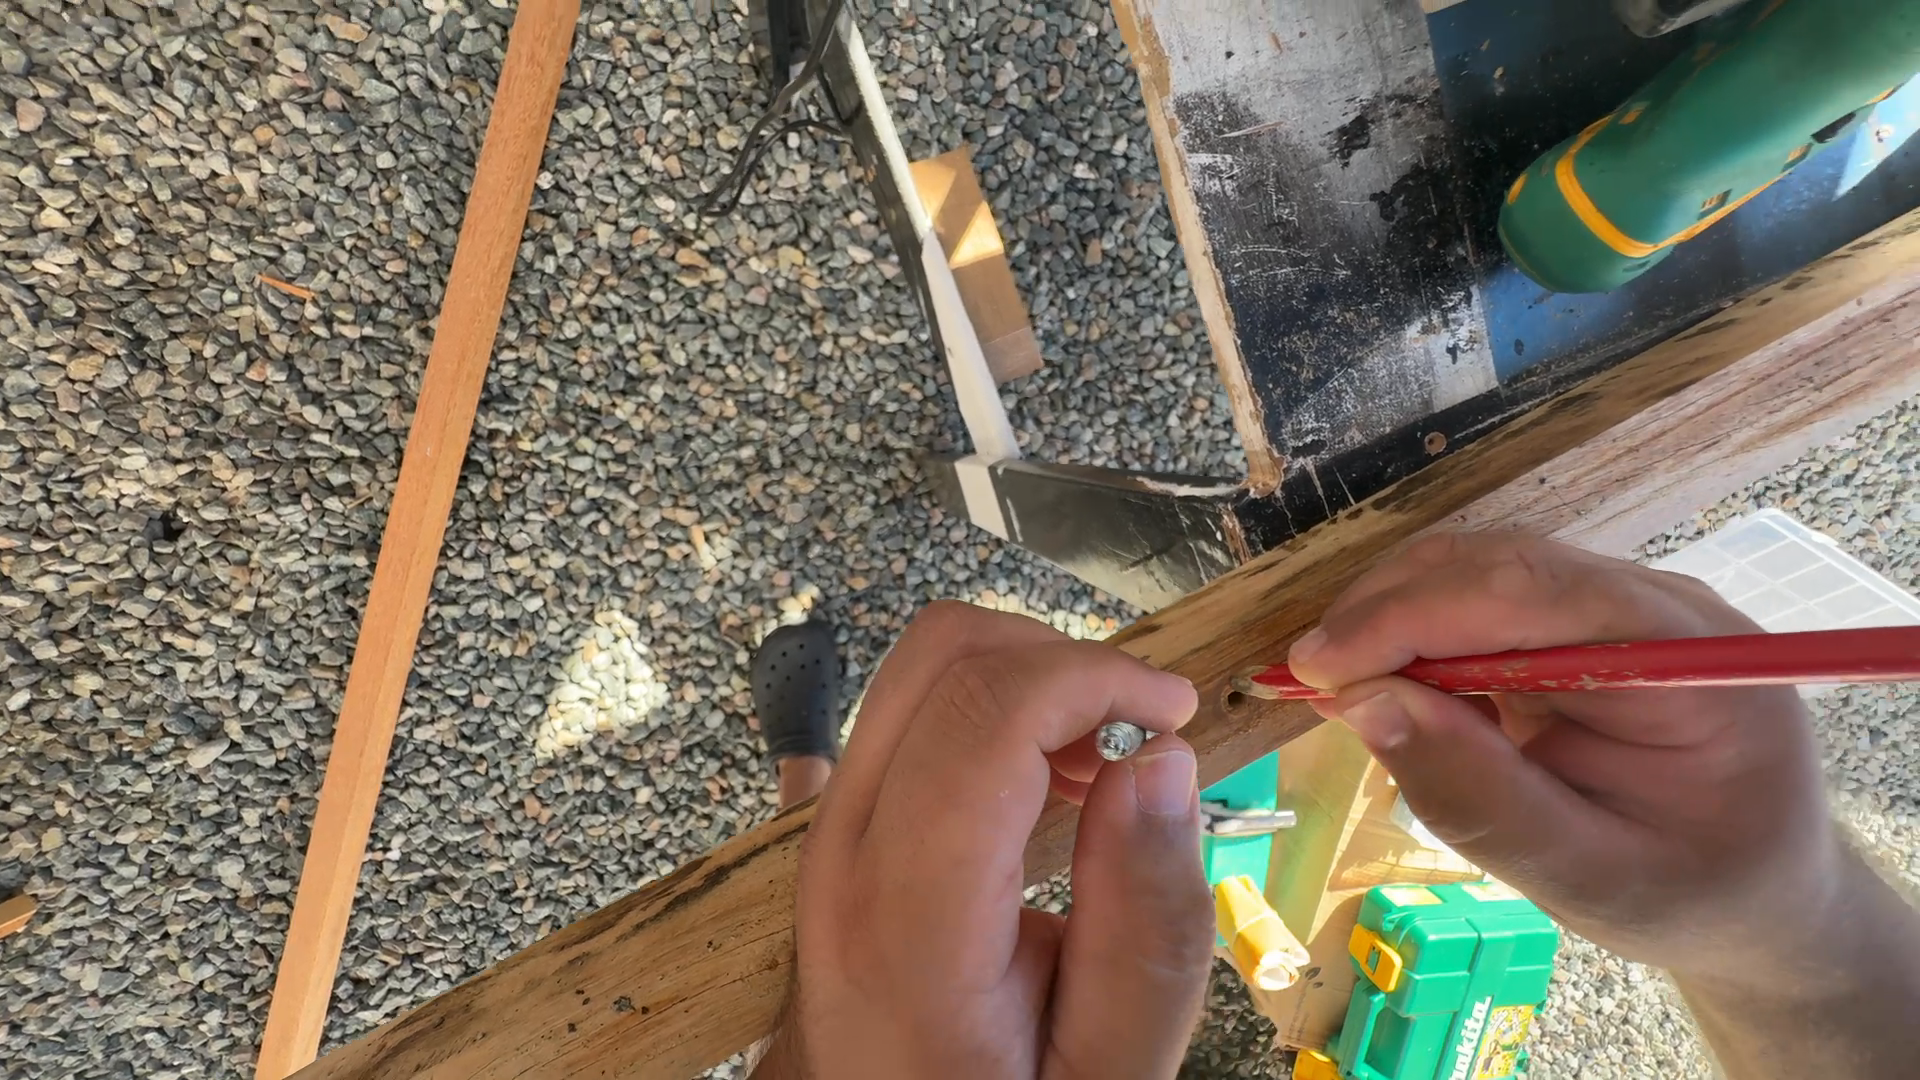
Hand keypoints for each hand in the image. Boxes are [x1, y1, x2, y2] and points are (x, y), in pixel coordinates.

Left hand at [767, 601, 1213, 1078]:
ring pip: (926, 664)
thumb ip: (1147, 924)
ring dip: (1030, 679)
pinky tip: (1041, 768)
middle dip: (1059, 660)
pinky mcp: (841, 805)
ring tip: (1094, 761)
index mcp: (907, 909)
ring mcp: (830, 812)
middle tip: (1134, 731)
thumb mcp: (1107, 1067)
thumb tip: (1160, 758)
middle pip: (942, 653)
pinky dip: (994, 700)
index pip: (987, 709)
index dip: (1094, 676)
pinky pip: (914, 702)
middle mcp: (846, 837)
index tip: (1174, 711)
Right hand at [1286, 533, 1844, 980]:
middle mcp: (1646, 602)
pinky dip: (1397, 626)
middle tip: (1311, 679)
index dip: (1404, 618)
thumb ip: (1477, 793)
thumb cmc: (1679, 891)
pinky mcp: (1559, 611)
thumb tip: (1361, 702)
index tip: (1316, 672)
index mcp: (1689, 660)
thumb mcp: (1581, 873)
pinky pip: (1457, 592)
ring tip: (1340, 681)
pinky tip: (1378, 674)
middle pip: (1483, 562)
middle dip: (1379, 611)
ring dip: (1379, 614)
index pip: (1522, 592)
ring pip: (1459, 565)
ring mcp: (1602, 597)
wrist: (1742, 884)